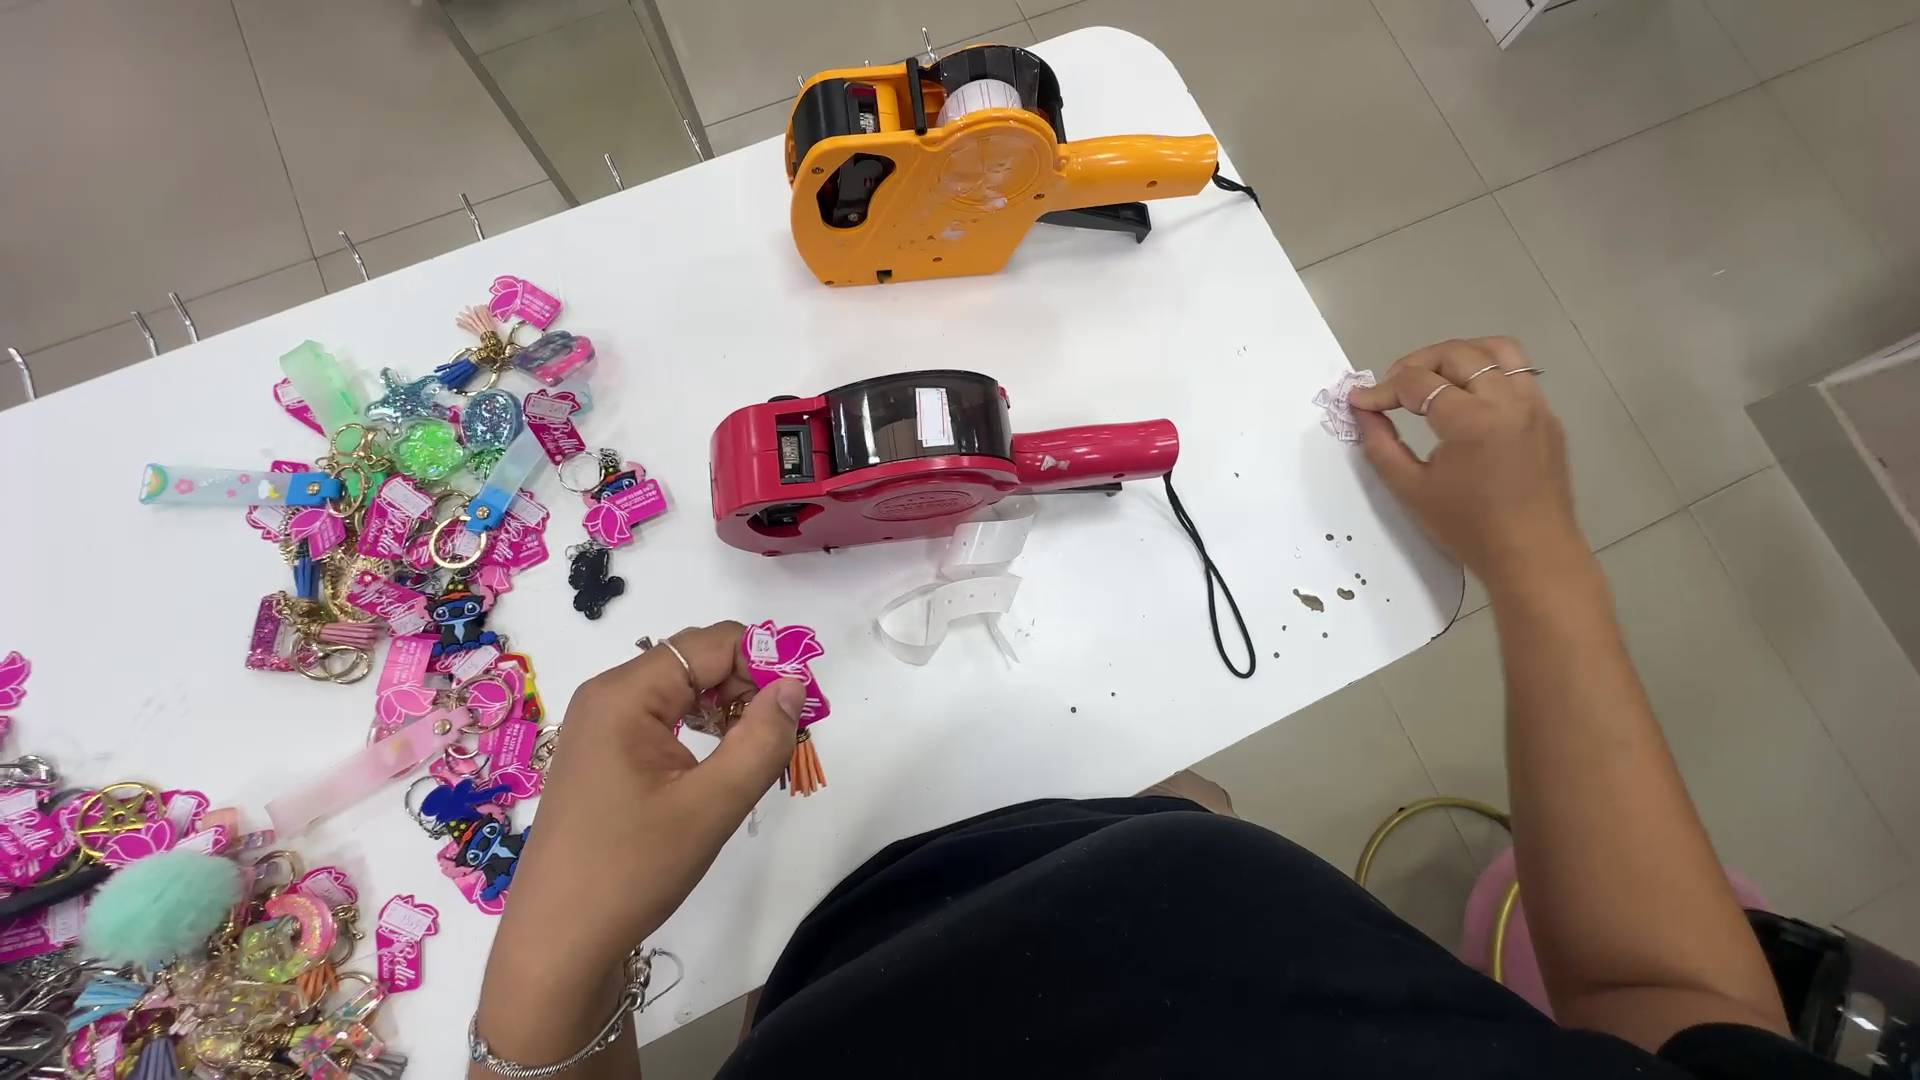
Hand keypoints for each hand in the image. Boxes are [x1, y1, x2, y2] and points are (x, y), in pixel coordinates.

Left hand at [483, 623, 803, 999]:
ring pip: (686, 688)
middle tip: (786, 733)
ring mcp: (603, 724)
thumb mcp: (711, 805)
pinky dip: (705, 727)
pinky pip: (667, 716)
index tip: (802, 704)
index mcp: (625, 694)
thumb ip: (761, 738)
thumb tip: (793, 685)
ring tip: (759, 751)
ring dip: (731, 707)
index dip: (766, 661)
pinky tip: (723, 763)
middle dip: (750, 685)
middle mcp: (609, 695)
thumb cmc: (630, 871)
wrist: (555, 948)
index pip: (714, 643)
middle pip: (699, 660)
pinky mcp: (605, 752)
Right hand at [1349, 338, 1583, 593]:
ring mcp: (1534, 405)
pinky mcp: (1547, 415)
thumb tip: (1362, 412)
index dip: (1382, 390)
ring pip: (1496, 350)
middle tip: (1391, 388)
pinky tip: (1463, 398)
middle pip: (1457, 353)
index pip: (1418, 383)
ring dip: (1456, 356)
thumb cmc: (1466, 526)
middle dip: (1415, 363)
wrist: (1531, 552)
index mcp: (1472, 422)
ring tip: (1430, 379)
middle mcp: (1508, 402)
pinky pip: (1517, 373)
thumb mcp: (1410, 488)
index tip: (1359, 402)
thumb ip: (1380, 444)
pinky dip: (1484, 372)